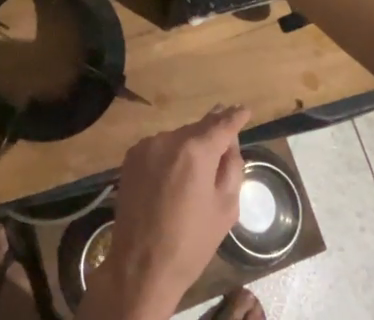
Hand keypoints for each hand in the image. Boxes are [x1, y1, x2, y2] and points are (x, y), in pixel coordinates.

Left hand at [92, 106, 250, 318]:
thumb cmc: (191, 241)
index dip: (234, 117)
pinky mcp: (130, 158)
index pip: (221, 124)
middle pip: (197, 130)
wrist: (141, 264)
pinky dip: (170, 157)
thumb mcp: (225, 208)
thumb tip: (229, 144)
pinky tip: (172, 180)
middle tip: (224, 150)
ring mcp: (145, 147)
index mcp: (196, 150)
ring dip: (189, 148)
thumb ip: (231, 168)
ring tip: (195, 176)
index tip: (244, 109)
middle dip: (211, 136)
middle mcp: (168, 139)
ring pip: (177, 139)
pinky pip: (159, 149)